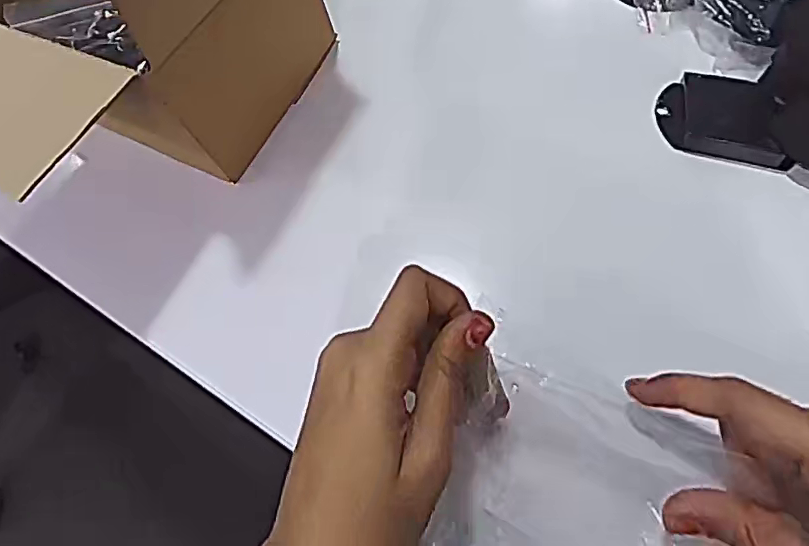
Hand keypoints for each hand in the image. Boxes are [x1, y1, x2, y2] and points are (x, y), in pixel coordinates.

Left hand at [267, 266, 495, 545]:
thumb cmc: (361, 522)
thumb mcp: (426, 454)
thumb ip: (447, 377)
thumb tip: (467, 327)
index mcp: (366, 363)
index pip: (414, 286)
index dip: (453, 302)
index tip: (475, 340)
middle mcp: (345, 352)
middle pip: (411, 310)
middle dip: (451, 340)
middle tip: (476, 390)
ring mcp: (335, 364)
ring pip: (399, 333)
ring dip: (434, 361)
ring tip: (455, 413)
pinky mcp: (333, 378)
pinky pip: (381, 353)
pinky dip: (412, 372)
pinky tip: (427, 415)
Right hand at [627, 374, 808, 545]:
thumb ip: (753, 533)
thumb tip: (684, 511)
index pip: (742, 404)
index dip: (681, 393)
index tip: (641, 391)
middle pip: (759, 429)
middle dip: (750, 478)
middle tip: (781, 532)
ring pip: (783, 441)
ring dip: (780, 487)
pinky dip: (805, 486)